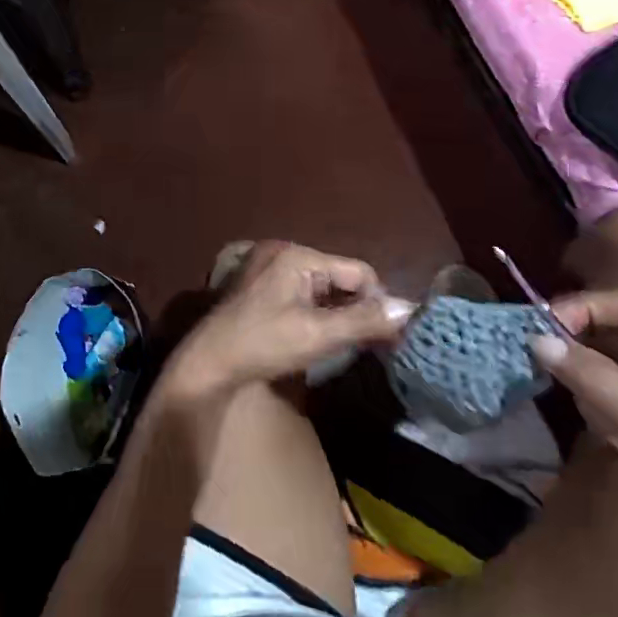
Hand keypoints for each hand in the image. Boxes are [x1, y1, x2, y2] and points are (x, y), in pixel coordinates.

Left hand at [165, 242, 405, 398]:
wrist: (208, 364)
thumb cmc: (263, 344)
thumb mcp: (318, 335)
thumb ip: (364, 321)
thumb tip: (409, 309)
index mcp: (297, 255)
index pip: (358, 271)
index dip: (377, 302)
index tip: (387, 336)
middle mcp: (282, 252)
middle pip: (339, 277)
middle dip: (356, 308)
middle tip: (368, 343)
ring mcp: (267, 268)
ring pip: (322, 287)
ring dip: (337, 312)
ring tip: (345, 342)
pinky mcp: (259, 286)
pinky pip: (302, 293)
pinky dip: (315, 312)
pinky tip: (317, 336)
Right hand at [532, 291, 617, 585]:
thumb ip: (600, 384)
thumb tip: (537, 338)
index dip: (587, 307)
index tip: (537, 322)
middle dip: (579, 336)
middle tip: (533, 347)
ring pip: (613, 359)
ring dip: (582, 368)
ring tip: (560, 386)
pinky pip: (613, 389)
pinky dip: (591, 395)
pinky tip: (592, 420)